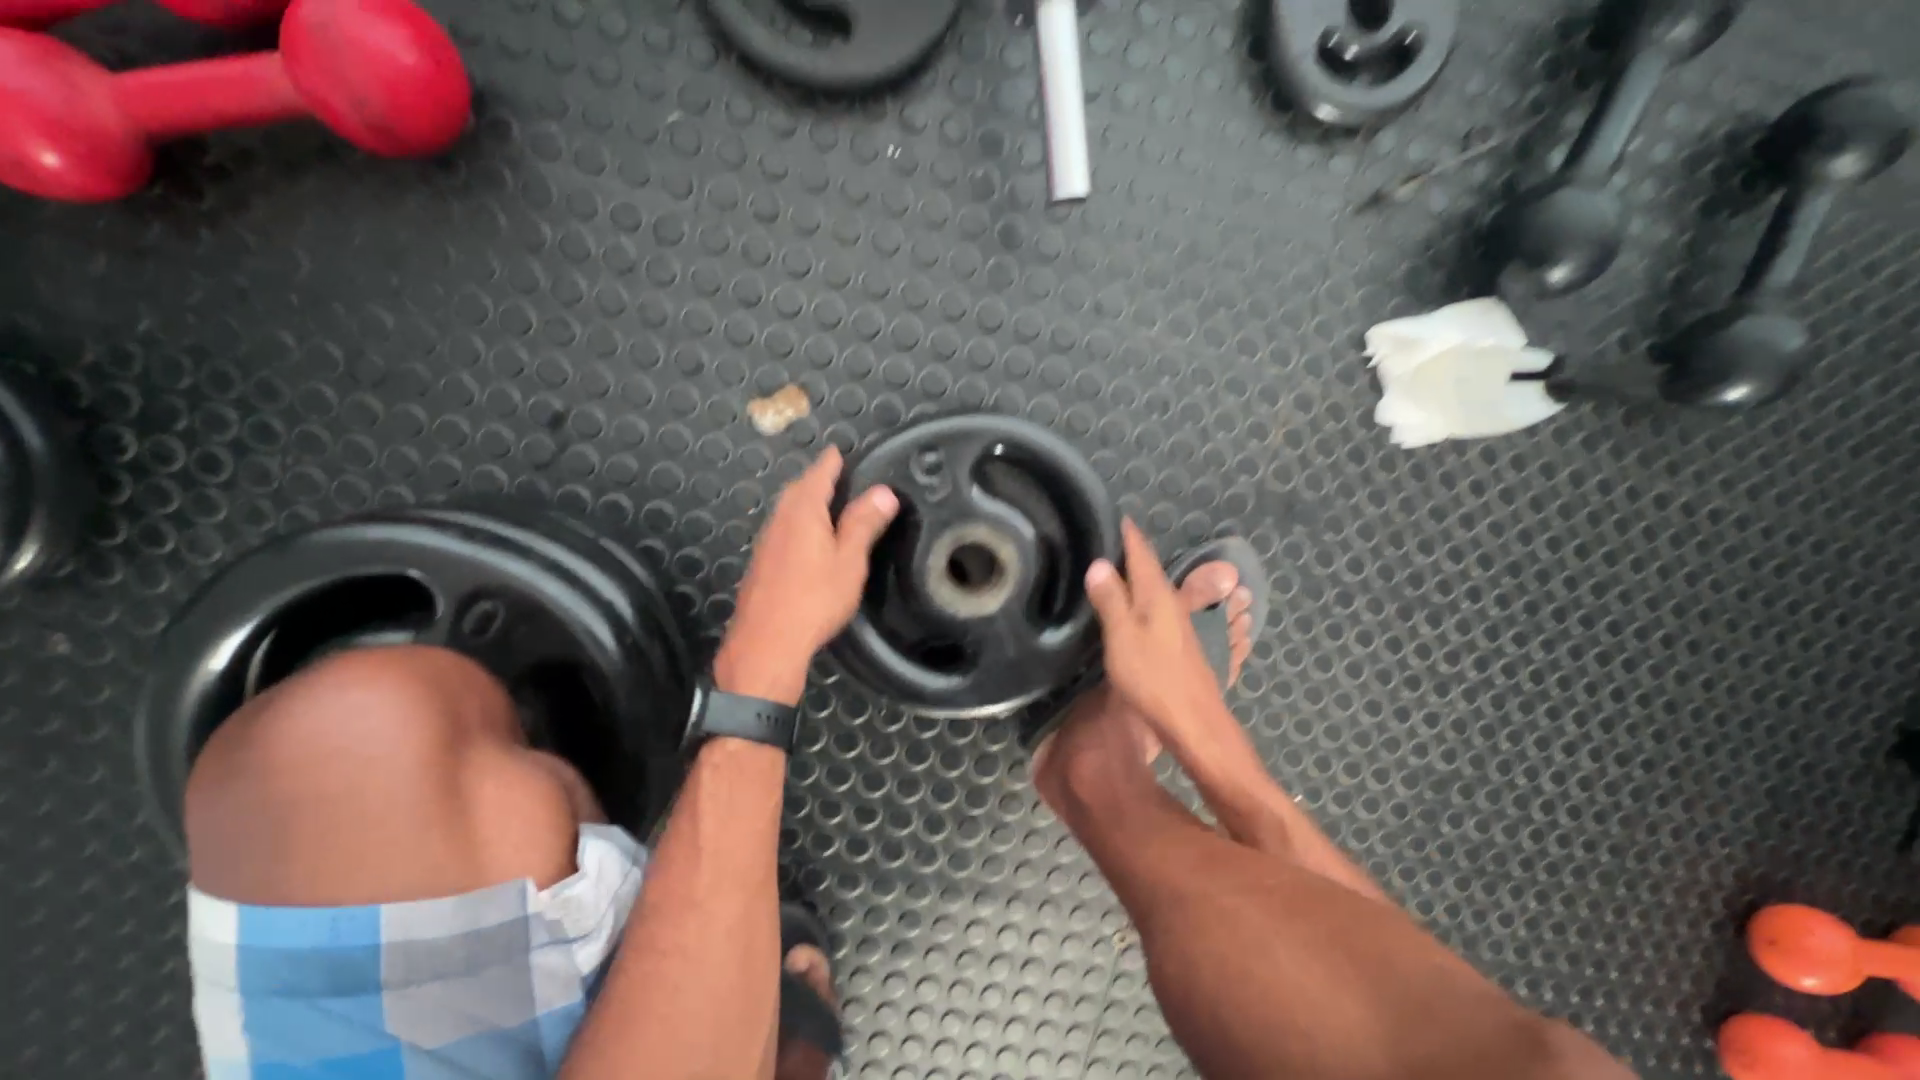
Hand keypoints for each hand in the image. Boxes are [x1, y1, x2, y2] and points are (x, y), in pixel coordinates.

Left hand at [714, 446, 897, 705]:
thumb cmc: (814, 599)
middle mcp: (780, 520)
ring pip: (786, 510)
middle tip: (834, 474)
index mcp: (803, 512)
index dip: (831, 462)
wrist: (766, 642)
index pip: (819, 474)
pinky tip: (805, 539)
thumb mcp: (849, 561)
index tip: (838, 450)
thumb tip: (883, 491)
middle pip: (798, 489)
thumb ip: (864, 524)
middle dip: (816, 479)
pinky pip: (781, 530)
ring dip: (804, 501)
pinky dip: (796, 523)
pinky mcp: (761, 563)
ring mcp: (766, 542)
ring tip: (824, 503)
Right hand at [1084, 520, 1227, 737]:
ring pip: (1155, 590)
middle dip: (1130, 553)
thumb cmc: (1153, 678)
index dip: (1127, 534)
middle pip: (1149, 570)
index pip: (1141, 553)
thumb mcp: (1122, 637)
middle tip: (1104, 538)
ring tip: (1113, 567)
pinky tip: (1133, 608)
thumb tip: (1099, 562)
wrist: (1193, 723)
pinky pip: (1157, 609)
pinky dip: (1142, 599)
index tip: (1111, 514)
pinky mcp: (1179, 645)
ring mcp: (1179, 626)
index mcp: (1157, 596)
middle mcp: (1173, 604)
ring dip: (1136, 577)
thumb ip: (1111, 600)